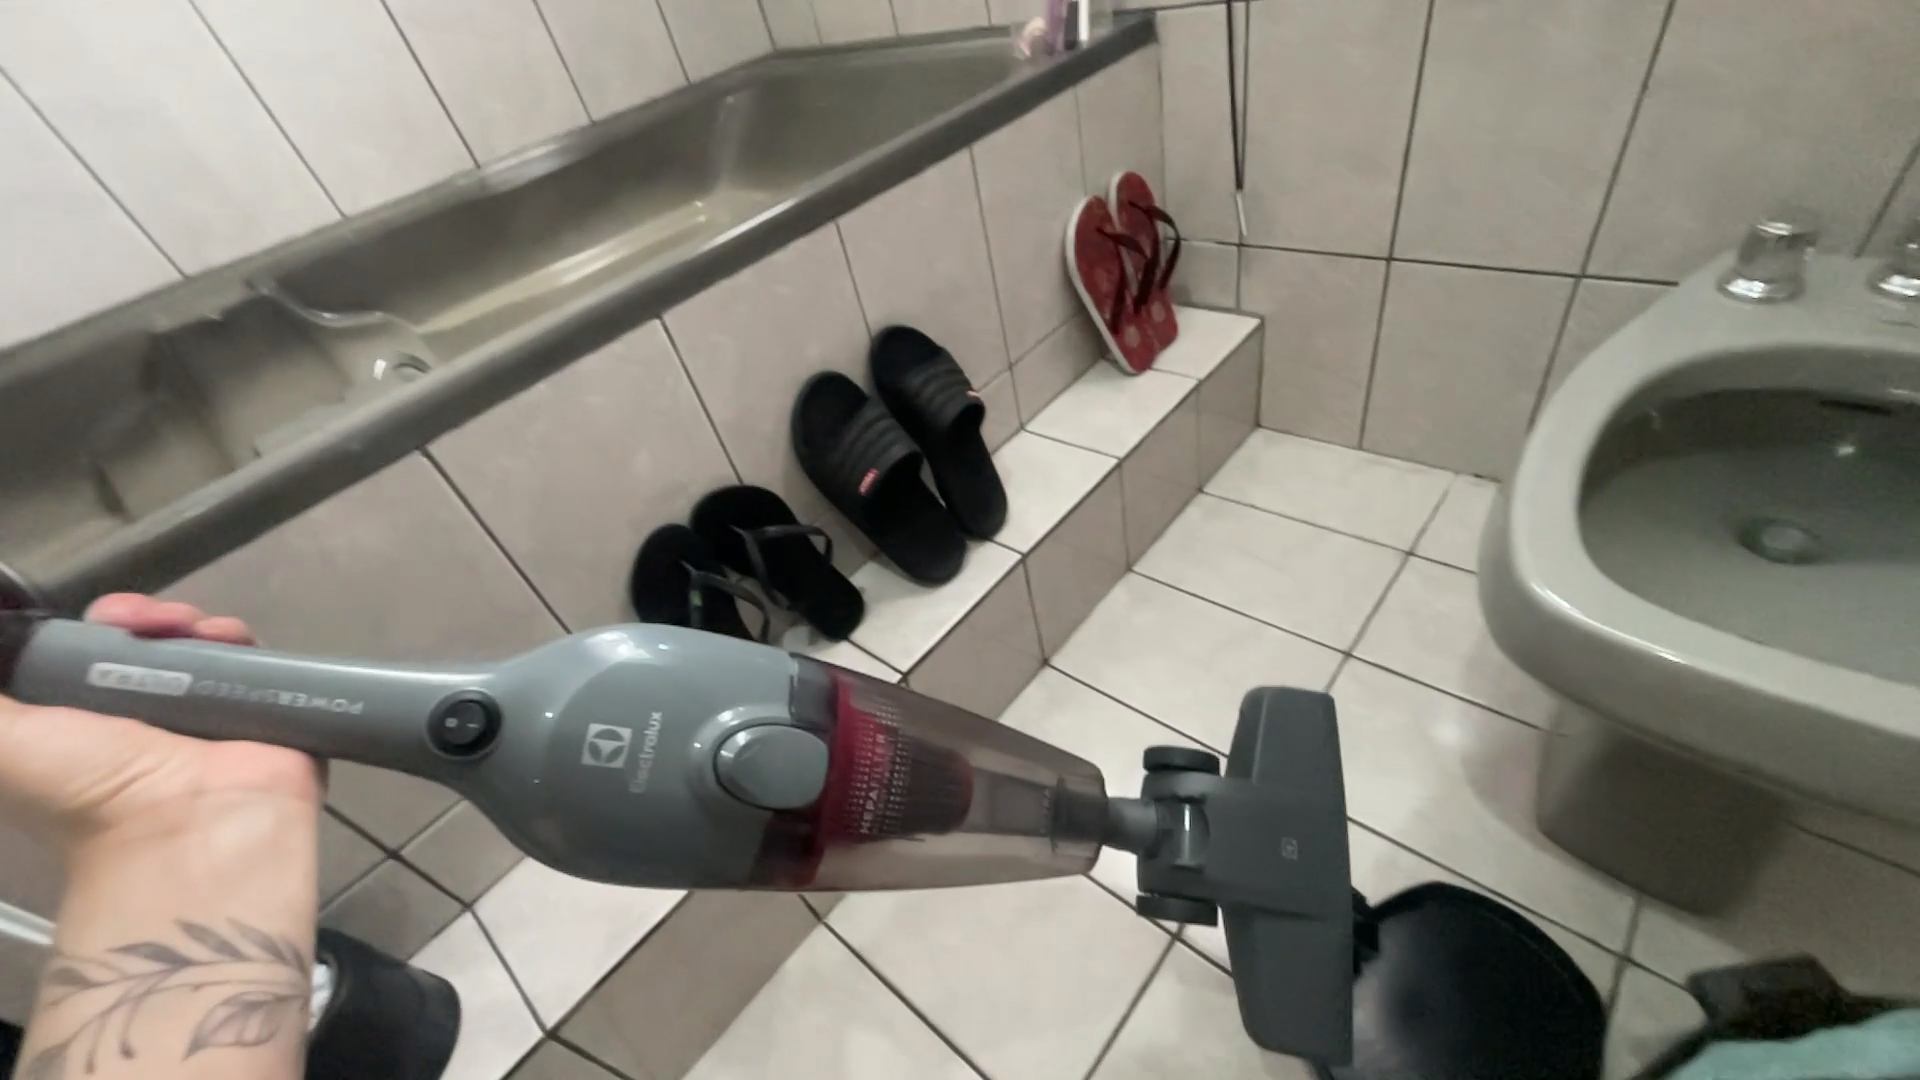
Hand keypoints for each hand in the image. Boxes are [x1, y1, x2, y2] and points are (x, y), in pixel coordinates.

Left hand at [0, 594, 322, 852]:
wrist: (194, 814)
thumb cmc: (91, 785)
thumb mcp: (5, 743)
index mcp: (87, 721)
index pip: (89, 657)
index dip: (88, 630)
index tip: (95, 621)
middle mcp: (150, 712)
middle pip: (148, 643)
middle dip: (145, 618)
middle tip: (145, 620)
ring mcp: (214, 706)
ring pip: (203, 644)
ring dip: (196, 623)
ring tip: (196, 629)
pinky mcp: (268, 702)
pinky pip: (258, 657)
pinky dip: (243, 640)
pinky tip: (231, 640)